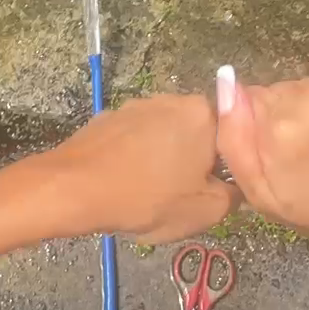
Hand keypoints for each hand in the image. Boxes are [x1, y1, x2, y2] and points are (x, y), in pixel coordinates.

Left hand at [37, 94, 238, 243]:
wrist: (75, 188)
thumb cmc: (147, 198)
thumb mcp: (206, 210)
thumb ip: (233, 195)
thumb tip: (233, 186)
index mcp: (202, 114)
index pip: (232, 137)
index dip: (226, 168)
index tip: (212, 192)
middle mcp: (171, 100)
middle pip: (195, 135)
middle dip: (192, 163)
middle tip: (182, 197)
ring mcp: (135, 105)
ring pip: (163, 137)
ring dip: (162, 161)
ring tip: (148, 194)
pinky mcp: (107, 117)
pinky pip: (133, 141)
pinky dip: (133, 159)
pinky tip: (123, 184)